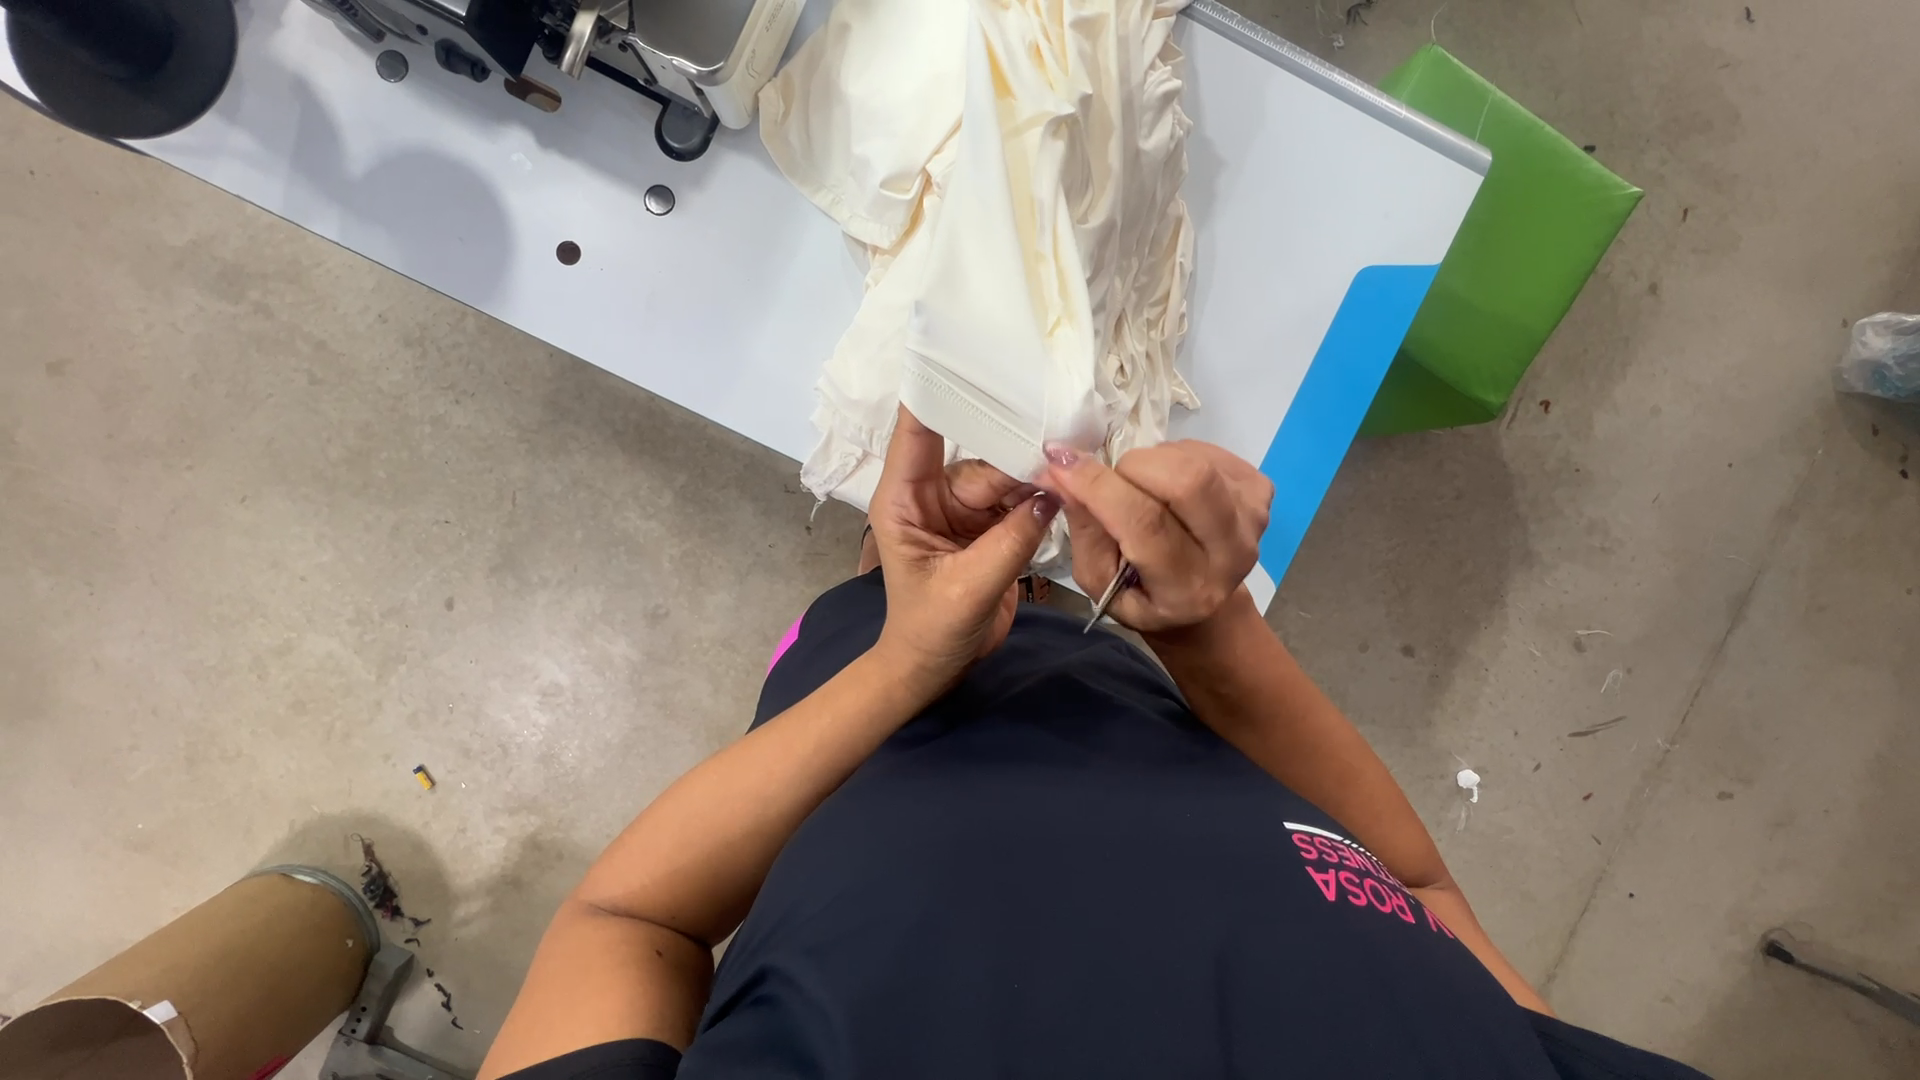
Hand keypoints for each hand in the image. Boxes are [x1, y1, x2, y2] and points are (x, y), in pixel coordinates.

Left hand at [870, 406, 1060, 690]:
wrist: (936, 668)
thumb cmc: (930, 631)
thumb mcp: (967, 589)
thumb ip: (1011, 541)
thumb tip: (1053, 493)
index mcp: (905, 499)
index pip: (917, 431)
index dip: (937, 390)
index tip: (963, 348)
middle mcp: (932, 494)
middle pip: (978, 455)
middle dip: (1015, 446)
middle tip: (1062, 429)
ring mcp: (964, 509)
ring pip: (1006, 476)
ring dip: (1037, 475)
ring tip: (1077, 462)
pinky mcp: (990, 526)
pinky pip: (1021, 500)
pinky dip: (1043, 497)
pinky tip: (1070, 488)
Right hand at [1043, 440, 1272, 635]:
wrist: (1202, 606)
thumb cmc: (1140, 593)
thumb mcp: (1098, 578)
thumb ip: (1082, 527)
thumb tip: (1058, 472)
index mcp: (1185, 588)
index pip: (1144, 522)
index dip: (1098, 485)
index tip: (1059, 462)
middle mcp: (1231, 555)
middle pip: (1186, 481)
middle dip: (1131, 468)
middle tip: (1111, 481)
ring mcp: (1252, 520)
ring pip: (1193, 460)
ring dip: (1151, 463)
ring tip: (1140, 488)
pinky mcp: (1260, 491)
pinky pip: (1206, 451)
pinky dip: (1172, 457)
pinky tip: (1166, 484)